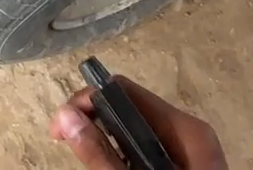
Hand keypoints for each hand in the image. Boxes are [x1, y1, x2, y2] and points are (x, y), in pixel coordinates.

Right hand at [52, 77, 226, 168]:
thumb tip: (65, 114)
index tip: (61, 130)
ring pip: (134, 128)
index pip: (122, 90)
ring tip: (96, 165)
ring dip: (107, 141)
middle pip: (127, 107)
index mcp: (185, 130)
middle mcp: (190, 132)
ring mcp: (191, 150)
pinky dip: (125, 155)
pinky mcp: (188, 166)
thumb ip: (100, 155)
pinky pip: (147, 146)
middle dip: (94, 122)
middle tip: (70, 146)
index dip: (86, 102)